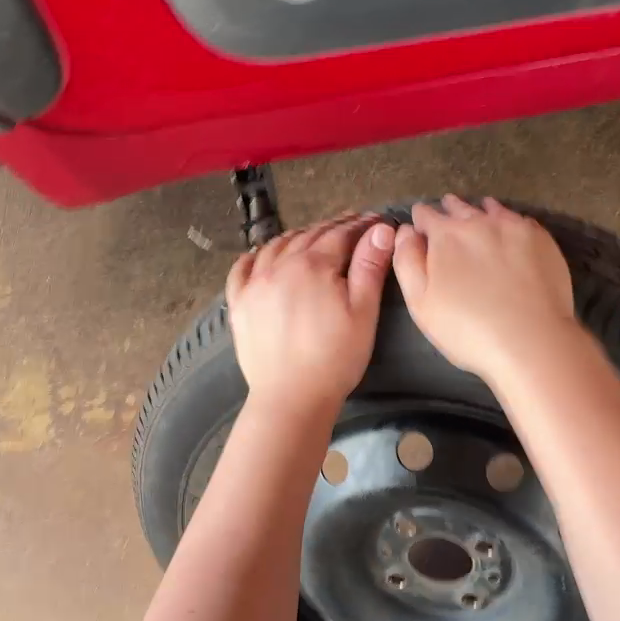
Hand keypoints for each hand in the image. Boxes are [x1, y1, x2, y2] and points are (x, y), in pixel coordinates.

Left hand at [227, 213, 395, 415]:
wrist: (291, 398)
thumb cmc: (335, 359)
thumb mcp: (363, 313)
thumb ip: (369, 268)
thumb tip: (380, 230)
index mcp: (313, 265)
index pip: (341, 234)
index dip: (362, 226)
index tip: (378, 222)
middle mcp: (279, 265)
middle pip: (309, 235)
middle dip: (334, 227)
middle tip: (353, 226)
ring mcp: (254, 284)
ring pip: (276, 246)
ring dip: (298, 236)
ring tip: (314, 238)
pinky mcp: (239, 305)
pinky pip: (242, 269)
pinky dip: (255, 256)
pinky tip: (263, 256)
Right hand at [391, 196, 577, 381]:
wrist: (531, 341)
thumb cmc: (467, 329)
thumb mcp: (420, 303)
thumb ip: (407, 262)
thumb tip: (405, 231)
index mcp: (445, 235)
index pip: (425, 214)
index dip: (420, 221)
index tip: (420, 229)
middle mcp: (479, 221)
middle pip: (459, 207)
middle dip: (449, 211)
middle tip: (447, 217)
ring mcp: (514, 227)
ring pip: (492, 209)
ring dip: (480, 212)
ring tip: (479, 218)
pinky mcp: (541, 239)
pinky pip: (520, 221)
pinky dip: (509, 223)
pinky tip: (510, 235)